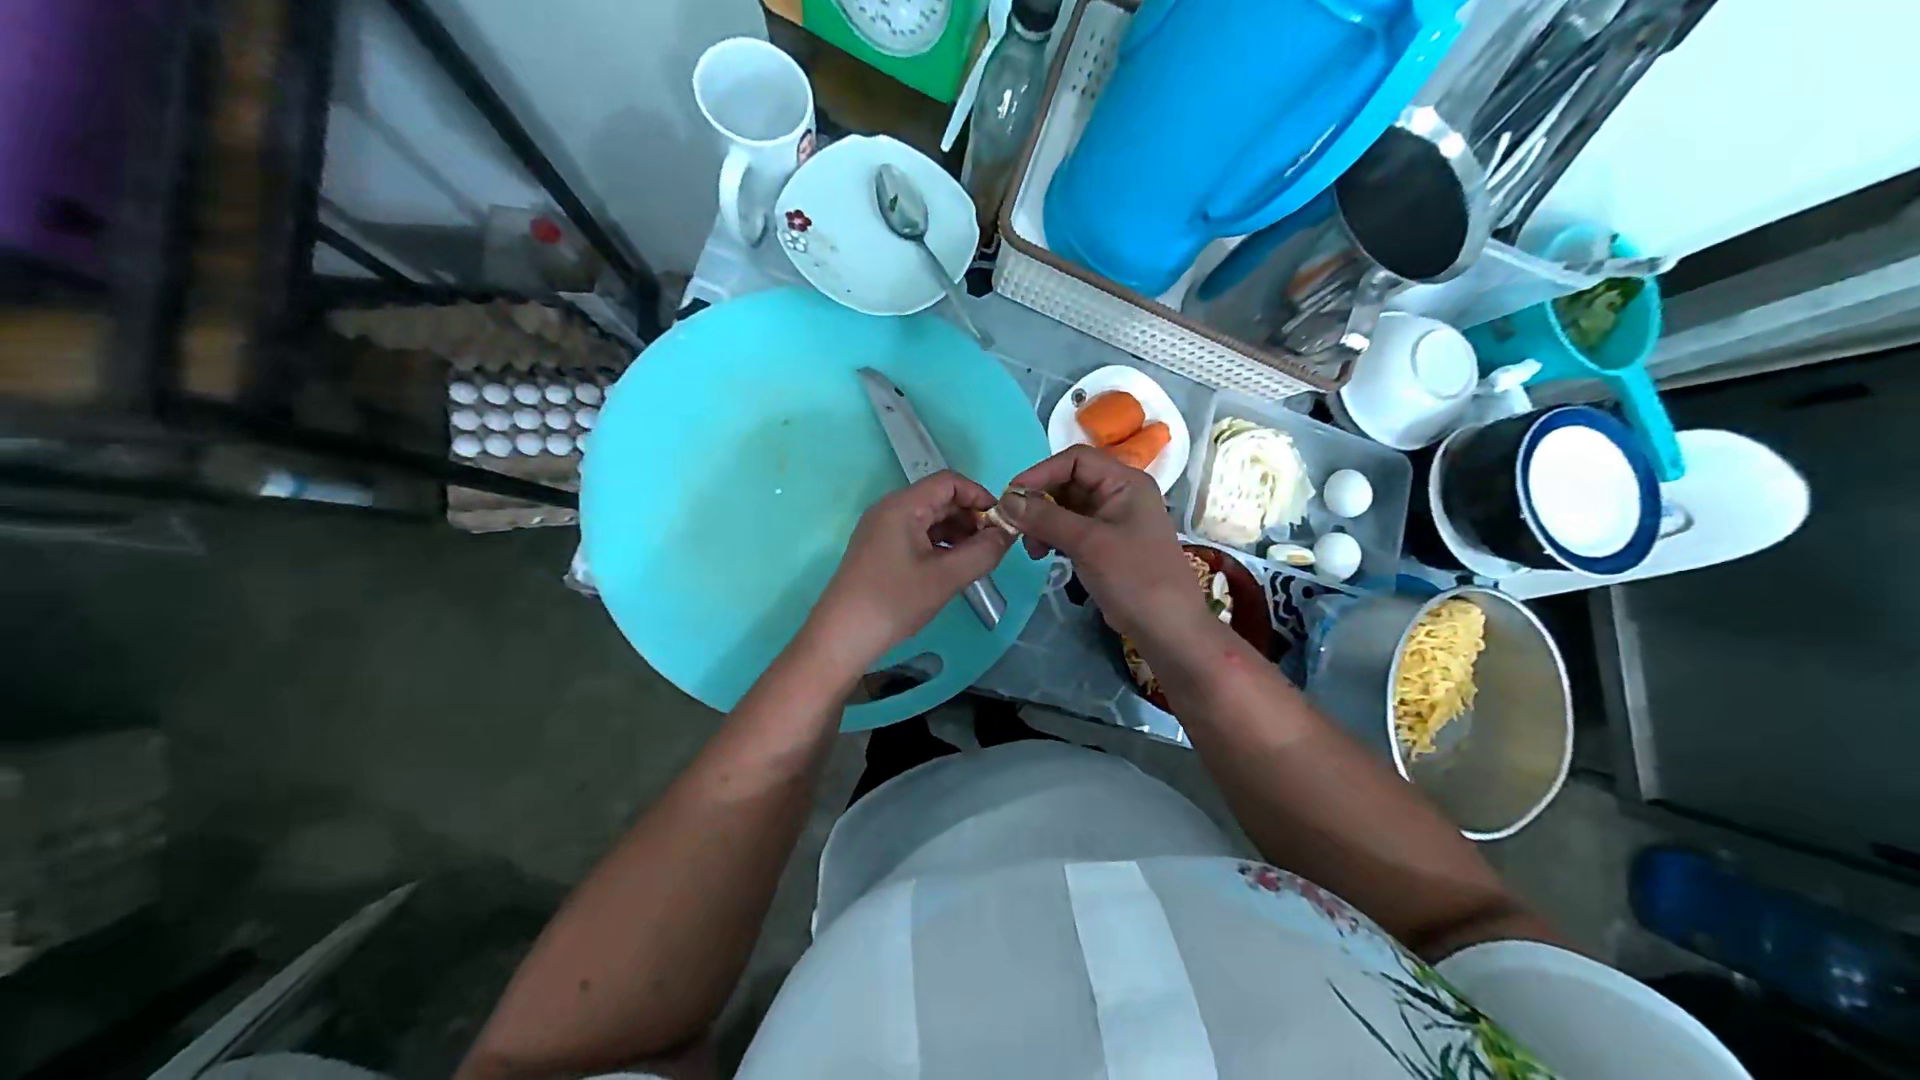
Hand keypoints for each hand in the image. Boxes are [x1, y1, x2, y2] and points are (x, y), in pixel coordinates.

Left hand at [803, 470, 1013, 673]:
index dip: (980, 496)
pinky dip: (940, 545)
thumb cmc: (894, 602)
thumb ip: (984, 551)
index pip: (950, 481)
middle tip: (994, 546)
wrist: (841, 637)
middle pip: (940, 499)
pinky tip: (954, 567)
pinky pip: (918, 535)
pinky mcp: (880, 549)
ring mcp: (882, 529)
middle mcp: (890, 509)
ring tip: (977, 560)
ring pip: (930, 519)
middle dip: (971, 517)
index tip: (1002, 523)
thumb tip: (1009, 532)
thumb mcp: (946, 577)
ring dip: (958, 533)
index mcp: (903, 506)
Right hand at [995, 446, 1213, 644]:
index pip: (1075, 460)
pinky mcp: (1104, 543)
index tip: (1010, 495)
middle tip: (1014, 525)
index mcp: (1125, 482)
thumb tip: (1005, 501)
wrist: (1167, 628)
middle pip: (1068, 482)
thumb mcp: (1088, 543)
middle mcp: (1119, 494)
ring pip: (1066, 506)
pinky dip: (1052, 536)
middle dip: (1039, 500)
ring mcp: (1112, 519)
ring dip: (1042, 521)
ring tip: (1031, 548)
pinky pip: (1070, 528)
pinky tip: (1041, 553)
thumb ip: (1046, 517)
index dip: (1041, 472)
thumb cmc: (1134, 577)